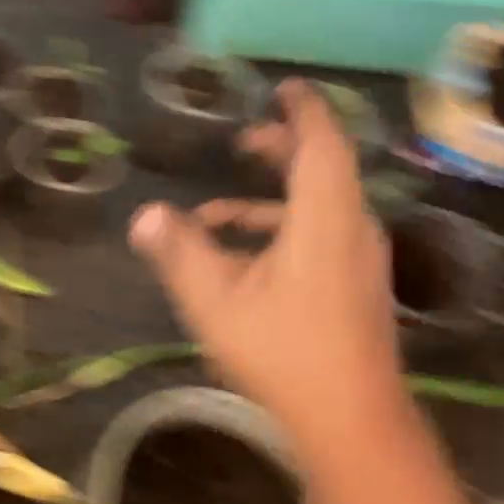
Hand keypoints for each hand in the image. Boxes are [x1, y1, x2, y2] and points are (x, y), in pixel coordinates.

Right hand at [127, 78, 404, 438]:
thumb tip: (145, 214)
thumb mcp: (213, 300)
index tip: (284, 87)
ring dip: (267, 203)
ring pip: (317, 209)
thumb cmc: (280, 350)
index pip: (321, 146)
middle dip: (281, 152)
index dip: (303, 112)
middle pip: (323, 173)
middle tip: (241, 142)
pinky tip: (240, 264)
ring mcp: (358, 261)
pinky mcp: (354, 287)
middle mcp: (351, 231)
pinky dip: (279, 232)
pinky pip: (319, 237)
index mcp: (324, 222)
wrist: (349, 416)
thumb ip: (178, 252)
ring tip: (211, 217)